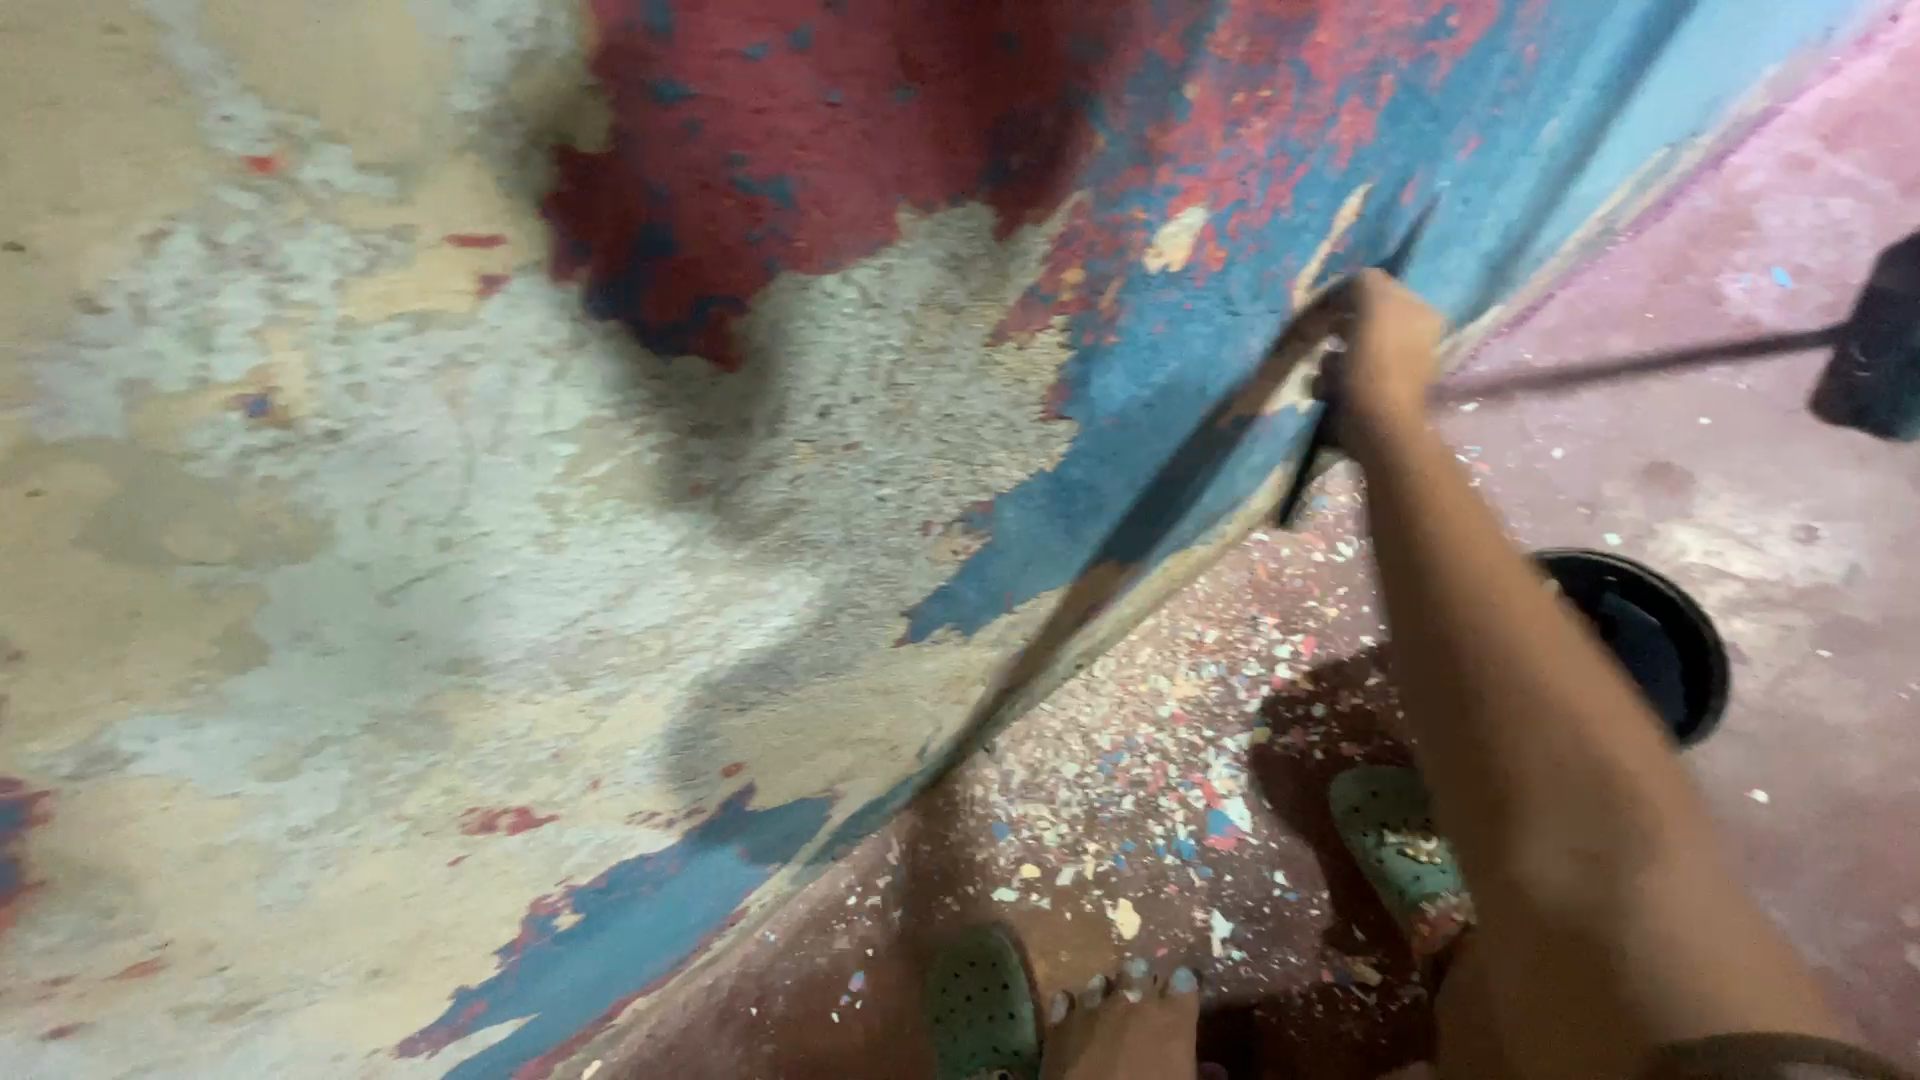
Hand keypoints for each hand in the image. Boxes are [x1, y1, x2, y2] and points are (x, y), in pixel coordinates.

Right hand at [1315, 269, 1446, 453]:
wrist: (1376, 425)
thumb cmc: (1374, 364)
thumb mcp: (1373, 305)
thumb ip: (1363, 282)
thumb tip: (1349, 284)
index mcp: (1419, 313)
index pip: (1376, 289)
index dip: (1345, 296)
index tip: (1322, 310)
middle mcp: (1412, 337)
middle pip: (1359, 322)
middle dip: (1335, 332)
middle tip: (1322, 341)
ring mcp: (1393, 368)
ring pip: (1345, 351)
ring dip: (1328, 361)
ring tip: (1326, 374)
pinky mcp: (1373, 394)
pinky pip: (1342, 378)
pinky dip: (1329, 383)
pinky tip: (1328, 391)